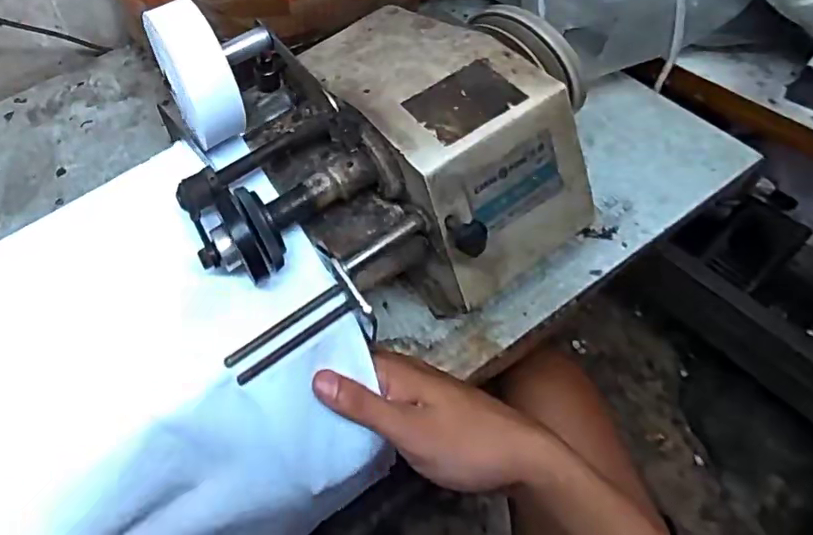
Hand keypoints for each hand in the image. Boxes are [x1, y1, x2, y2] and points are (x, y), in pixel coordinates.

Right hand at [312, 352, 562, 493]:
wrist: (521, 456)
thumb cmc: (467, 442)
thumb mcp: (407, 429)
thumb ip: (363, 404)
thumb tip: (320, 376)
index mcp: (396, 369)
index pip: (346, 357)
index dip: (320, 366)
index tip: (291, 380)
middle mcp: (405, 371)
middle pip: (358, 372)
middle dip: (332, 385)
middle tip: (300, 404)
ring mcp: (418, 389)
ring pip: (373, 389)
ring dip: (351, 402)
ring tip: (322, 418)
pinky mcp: (428, 408)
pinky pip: (388, 404)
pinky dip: (372, 415)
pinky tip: (362, 432)